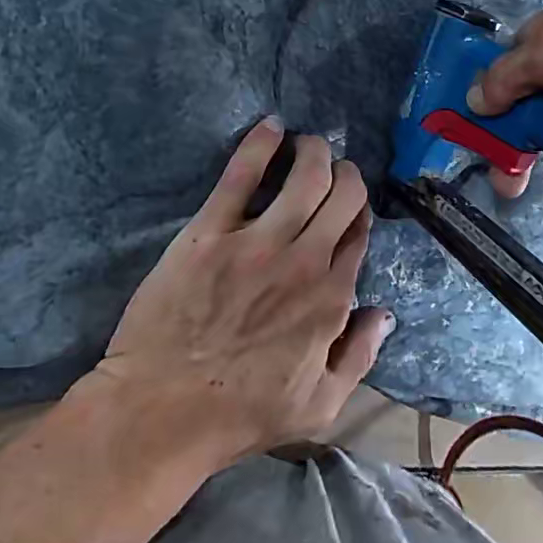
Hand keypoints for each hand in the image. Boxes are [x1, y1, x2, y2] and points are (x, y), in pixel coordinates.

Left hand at [81, 117, 393, 468]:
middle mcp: (305, 260)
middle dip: (346, 173)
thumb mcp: (320, 406)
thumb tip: (384, 312)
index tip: (348, 206)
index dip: (358, 211)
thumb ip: (361, 356)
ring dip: (315, 150)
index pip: (358, 232)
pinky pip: (241, 174)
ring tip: (310, 143)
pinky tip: (271, 126)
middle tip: (335, 168)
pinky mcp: (209, 232)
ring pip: (305, 175)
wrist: (157, 415)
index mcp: (331, 297)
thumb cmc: (239, 415)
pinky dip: (261, 144)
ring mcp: (258, 242)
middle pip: (343, 194)